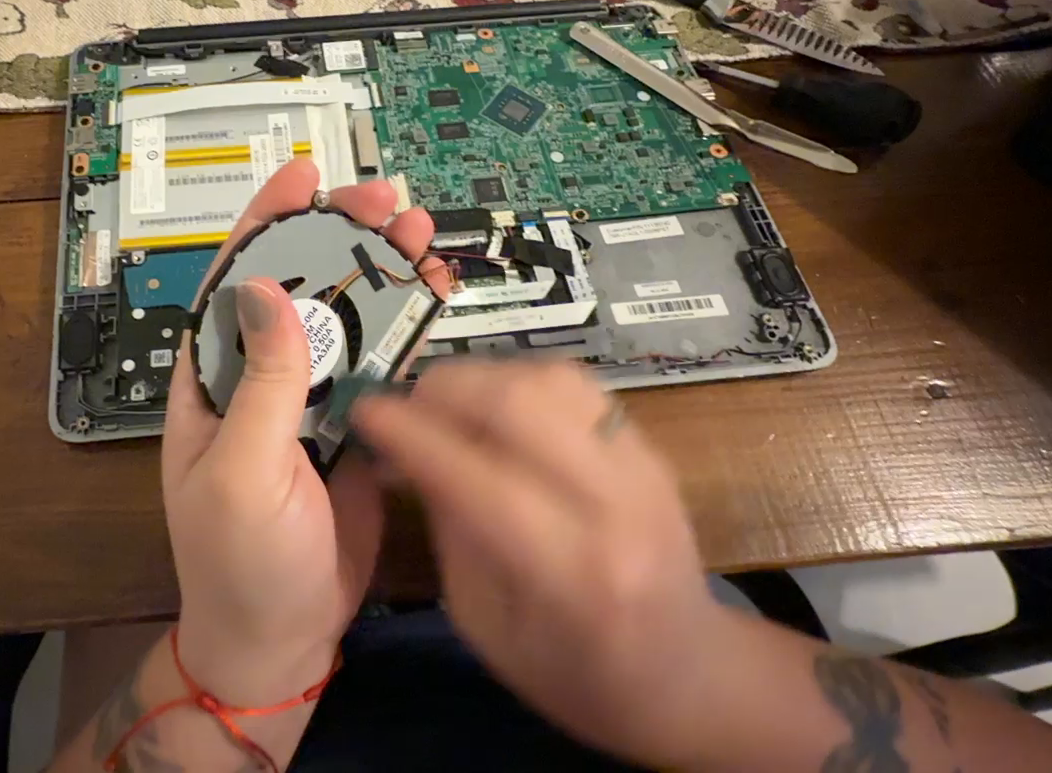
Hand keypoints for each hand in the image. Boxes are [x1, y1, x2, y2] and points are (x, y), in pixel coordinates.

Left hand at [162, 158, 441, 705]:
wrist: (283, 635)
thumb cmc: (242, 560)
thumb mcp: (244, 472)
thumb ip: (261, 384)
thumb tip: (268, 291)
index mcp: (216, 377)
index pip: (235, 280)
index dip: (265, 222)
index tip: (300, 175)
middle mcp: (261, 373)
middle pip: (300, 284)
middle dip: (338, 234)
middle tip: (385, 203)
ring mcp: (311, 395)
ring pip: (346, 313)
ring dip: (379, 269)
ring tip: (418, 235)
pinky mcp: (353, 419)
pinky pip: (380, 358)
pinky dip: (406, 322)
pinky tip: (432, 294)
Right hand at [355, 361, 736, 767]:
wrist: (689, 675)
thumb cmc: (571, 671)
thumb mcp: (483, 621)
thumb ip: (448, 526)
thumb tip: (407, 449)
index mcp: (569, 574)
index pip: (473, 475)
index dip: (407, 432)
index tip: (362, 409)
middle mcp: (615, 506)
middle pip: (518, 404)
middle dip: (443, 388)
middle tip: (403, 402)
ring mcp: (643, 466)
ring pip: (549, 379)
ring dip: (482, 376)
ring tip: (445, 401)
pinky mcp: (650, 445)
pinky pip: (575, 384)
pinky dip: (520, 380)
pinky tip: (496, 404)